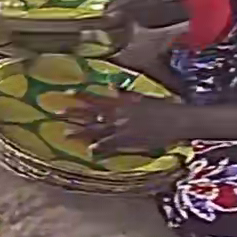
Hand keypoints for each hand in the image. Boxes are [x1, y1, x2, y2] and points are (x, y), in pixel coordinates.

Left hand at [67, 95, 205, 154]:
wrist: (178, 120)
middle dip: (74, 114)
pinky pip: (111, 145)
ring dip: (80, 133)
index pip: (97, 98)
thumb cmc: (163, 107)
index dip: (81, 96)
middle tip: (57, 113)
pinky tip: (90, 150)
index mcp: (122, 102)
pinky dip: (100, 147)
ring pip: (96, 130)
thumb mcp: (142, 97)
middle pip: (91, 114)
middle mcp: (119, 114)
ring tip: (64, 134)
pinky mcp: (129, 141)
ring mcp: (122, 128)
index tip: (67, 93)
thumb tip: (111, 86)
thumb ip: (124, 94)